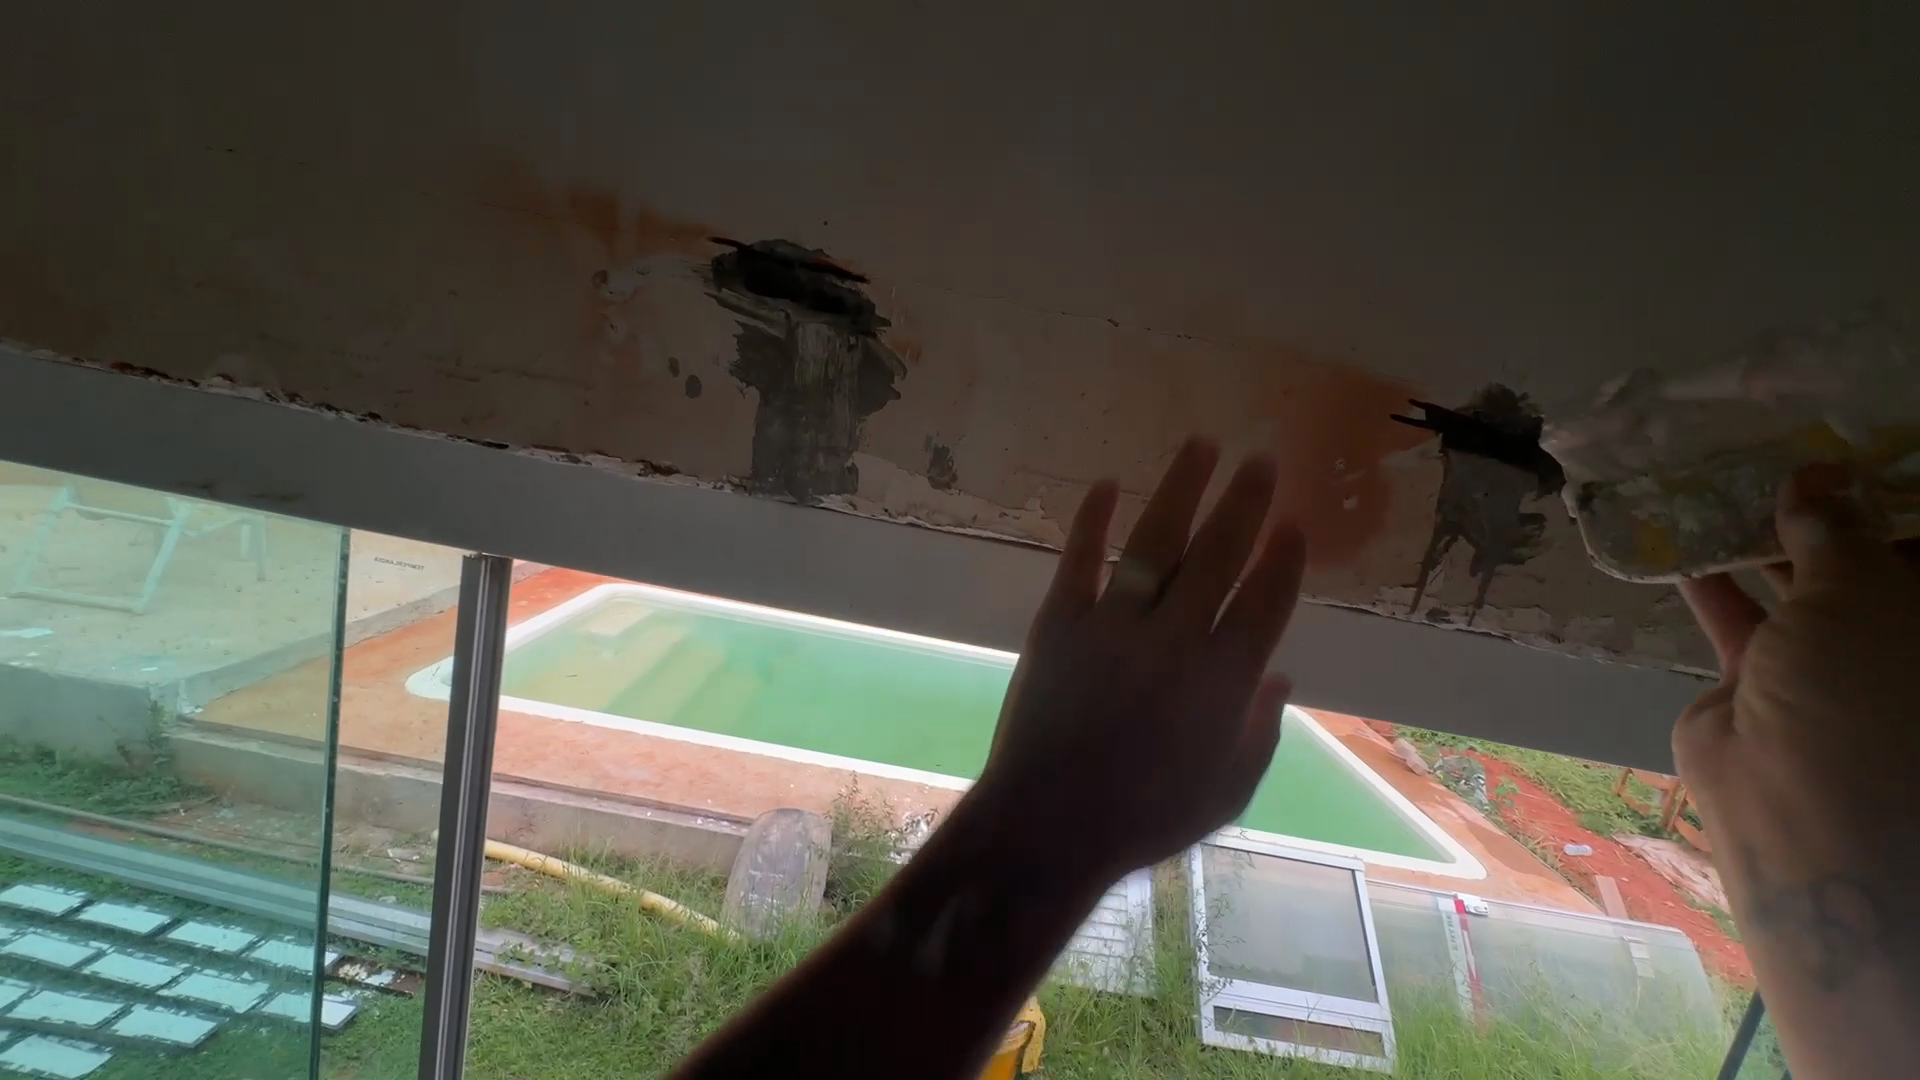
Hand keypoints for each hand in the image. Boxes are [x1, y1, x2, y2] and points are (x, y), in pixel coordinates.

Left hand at [966, 438, 1306, 884]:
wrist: (1048, 823)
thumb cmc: (1143, 818)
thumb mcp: (1224, 792)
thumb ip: (1259, 732)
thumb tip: (1282, 676)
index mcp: (1223, 682)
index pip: (1265, 602)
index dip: (1283, 558)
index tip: (1293, 521)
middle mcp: (1175, 639)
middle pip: (1220, 555)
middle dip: (1244, 503)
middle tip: (1259, 460)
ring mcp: (1113, 625)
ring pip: (1156, 542)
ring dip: (1181, 489)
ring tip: (1201, 445)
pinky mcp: (1060, 622)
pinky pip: (1080, 559)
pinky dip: (1091, 519)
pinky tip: (1105, 483)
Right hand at [1676, 465, 1919, 1076]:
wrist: (1799, 799)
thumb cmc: (1870, 696)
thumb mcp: (1863, 598)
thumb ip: (1836, 534)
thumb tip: (1817, 475)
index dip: (1892, 496)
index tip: (1850, 452)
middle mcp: (1896, 636)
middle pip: (1864, 560)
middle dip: (1820, 514)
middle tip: (1773, 463)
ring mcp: (1828, 658)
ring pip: (1794, 585)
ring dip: (1756, 544)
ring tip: (1714, 495)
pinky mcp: (1759, 676)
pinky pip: (1735, 617)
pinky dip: (1707, 585)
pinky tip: (1676, 550)